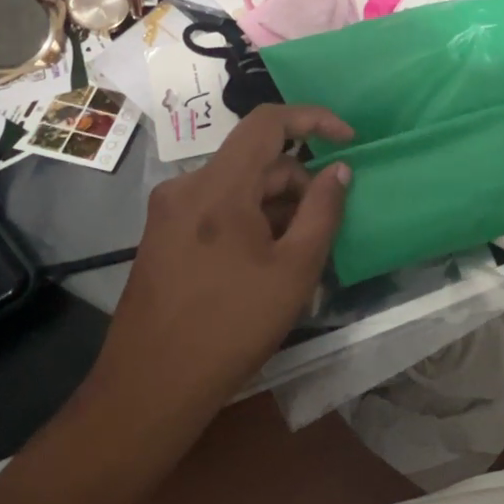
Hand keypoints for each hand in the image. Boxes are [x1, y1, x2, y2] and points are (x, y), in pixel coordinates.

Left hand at [98, 104, 352, 404]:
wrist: (153, 384)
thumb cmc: (233, 325)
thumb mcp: (295, 268)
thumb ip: (323, 211)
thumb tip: (340, 170)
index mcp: (218, 188)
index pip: (268, 123)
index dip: (314, 119)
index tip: (349, 141)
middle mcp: (186, 188)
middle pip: (257, 161)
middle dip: (300, 184)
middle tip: (328, 230)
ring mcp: (170, 213)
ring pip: (239, 189)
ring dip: (278, 209)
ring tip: (300, 258)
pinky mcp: (163, 238)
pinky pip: (219, 210)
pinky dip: (252, 223)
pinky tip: (268, 266)